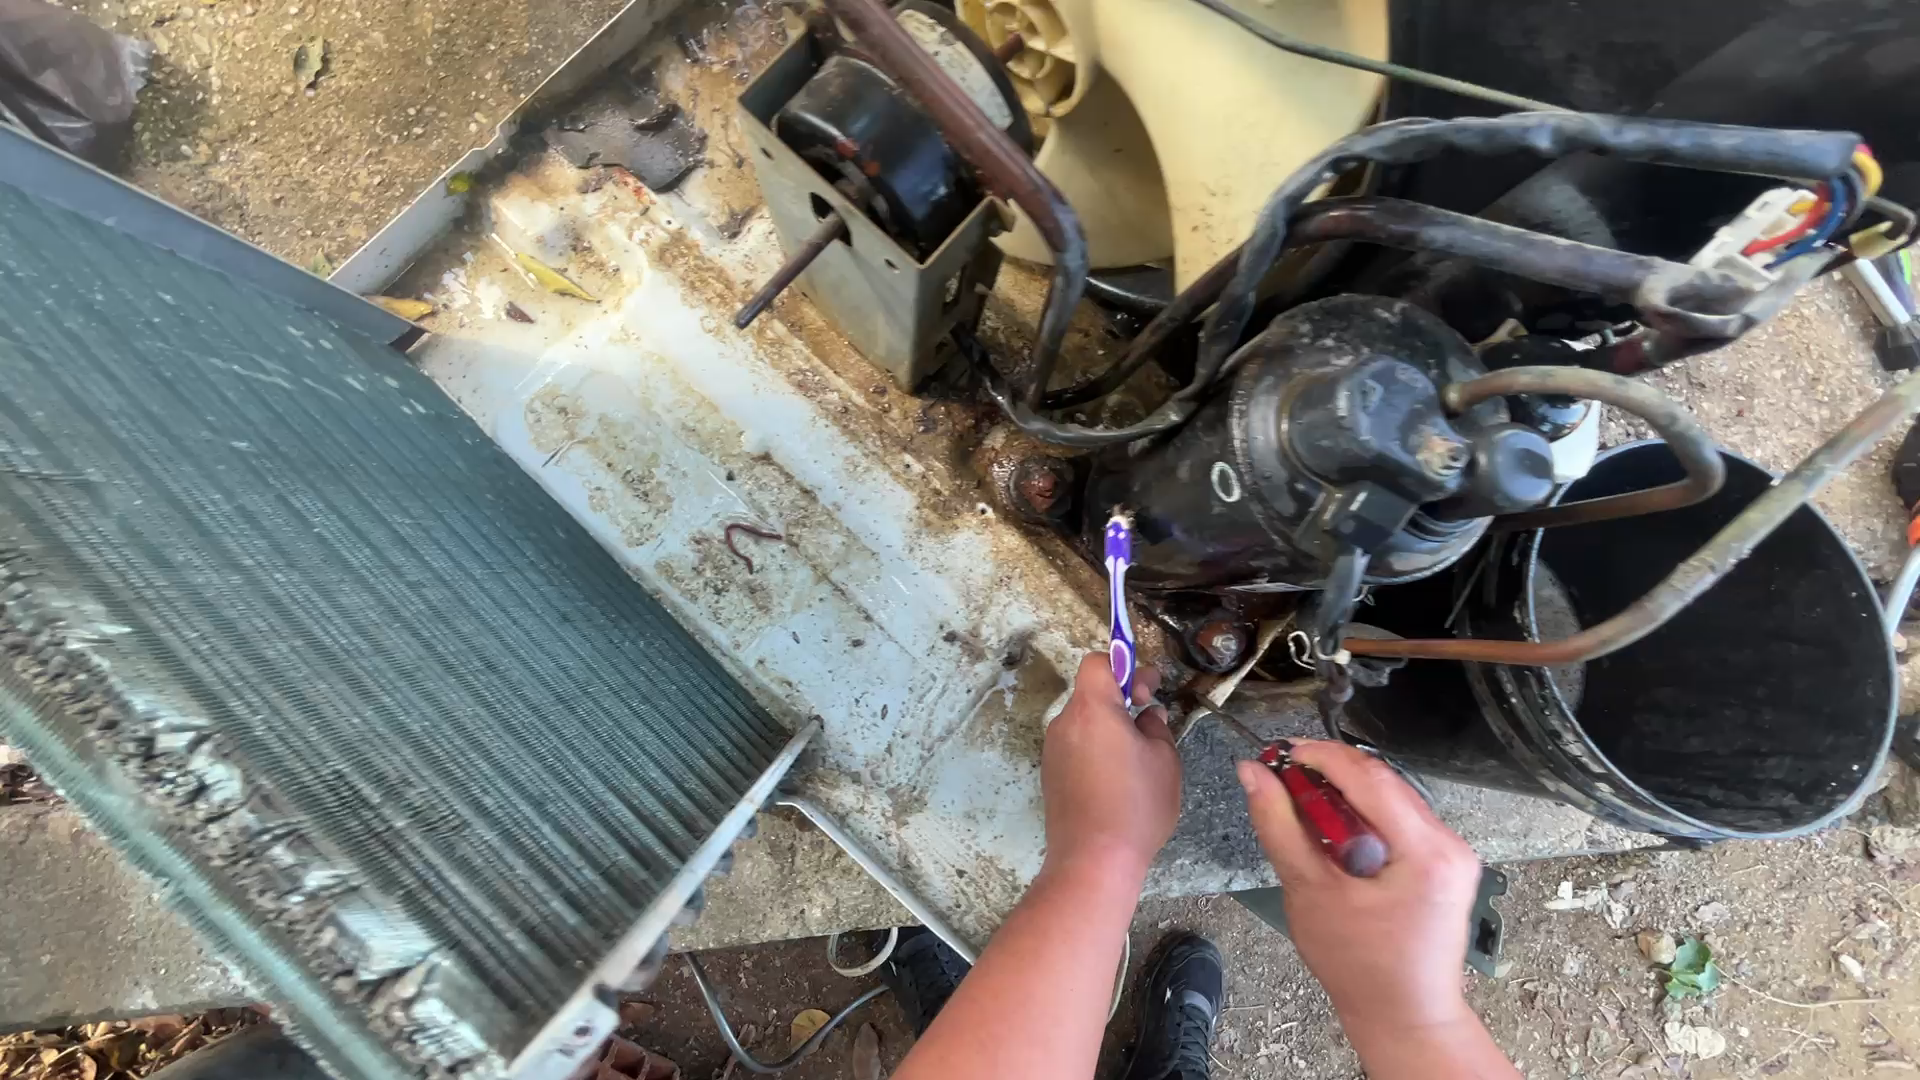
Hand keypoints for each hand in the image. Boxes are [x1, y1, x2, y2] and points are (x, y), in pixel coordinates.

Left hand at [1040, 652, 1181, 880]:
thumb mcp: (1164, 760)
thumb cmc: (1135, 805)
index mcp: (1091, 709)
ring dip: (1109, 726)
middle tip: (1149, 720)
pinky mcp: (1050, 772)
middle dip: (1121, 699)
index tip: (1146, 690)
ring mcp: (1053, 748)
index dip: (1123, 666)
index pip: (1097, 662)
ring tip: (1137, 757)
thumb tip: (1148, 714)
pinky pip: (1076, 745)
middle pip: (1090, 692)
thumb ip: (1156, 727)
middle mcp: (1065, 722)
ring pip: (1084, 721)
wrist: (1092, 859)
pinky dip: (1096, 748)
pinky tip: (1117, 778)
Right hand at [1238, 741, 1482, 1042]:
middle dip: (1327, 767)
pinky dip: (1357, 805)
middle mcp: (1447, 842)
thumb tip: (1251, 771)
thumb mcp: (1307, 889)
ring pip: (1387, 790)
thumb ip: (1278, 824)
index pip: (1367, 777)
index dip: (1317, 755)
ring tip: (1298, 795)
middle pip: (1380, 778)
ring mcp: (1449, 850)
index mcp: (1425, 851)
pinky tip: (1328, 820)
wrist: (1405, 1016)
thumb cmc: (1359, 964)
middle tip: (1280, 772)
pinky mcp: (1440, 859)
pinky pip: (1395, 811)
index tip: (1276, 753)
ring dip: (1340, 785)